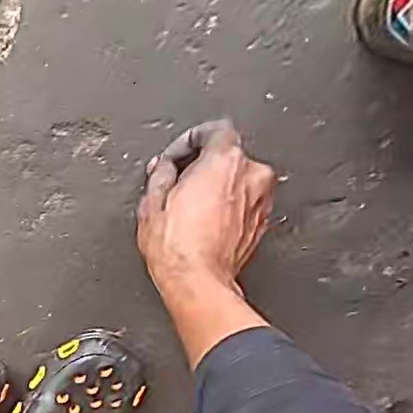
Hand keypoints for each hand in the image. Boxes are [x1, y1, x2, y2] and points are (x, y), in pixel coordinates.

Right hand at [136, 119, 275, 364]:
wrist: (198, 283)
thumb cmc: (177, 247)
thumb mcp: (151, 203)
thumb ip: (160, 174)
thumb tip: (163, 168)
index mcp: (225, 159)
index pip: (212, 130)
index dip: (185, 142)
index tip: (170, 159)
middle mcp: (252, 174)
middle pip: (226, 156)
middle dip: (200, 168)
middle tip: (175, 186)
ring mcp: (261, 200)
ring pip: (236, 182)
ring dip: (215, 189)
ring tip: (188, 210)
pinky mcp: (261, 225)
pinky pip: (243, 205)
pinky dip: (226, 209)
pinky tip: (203, 226)